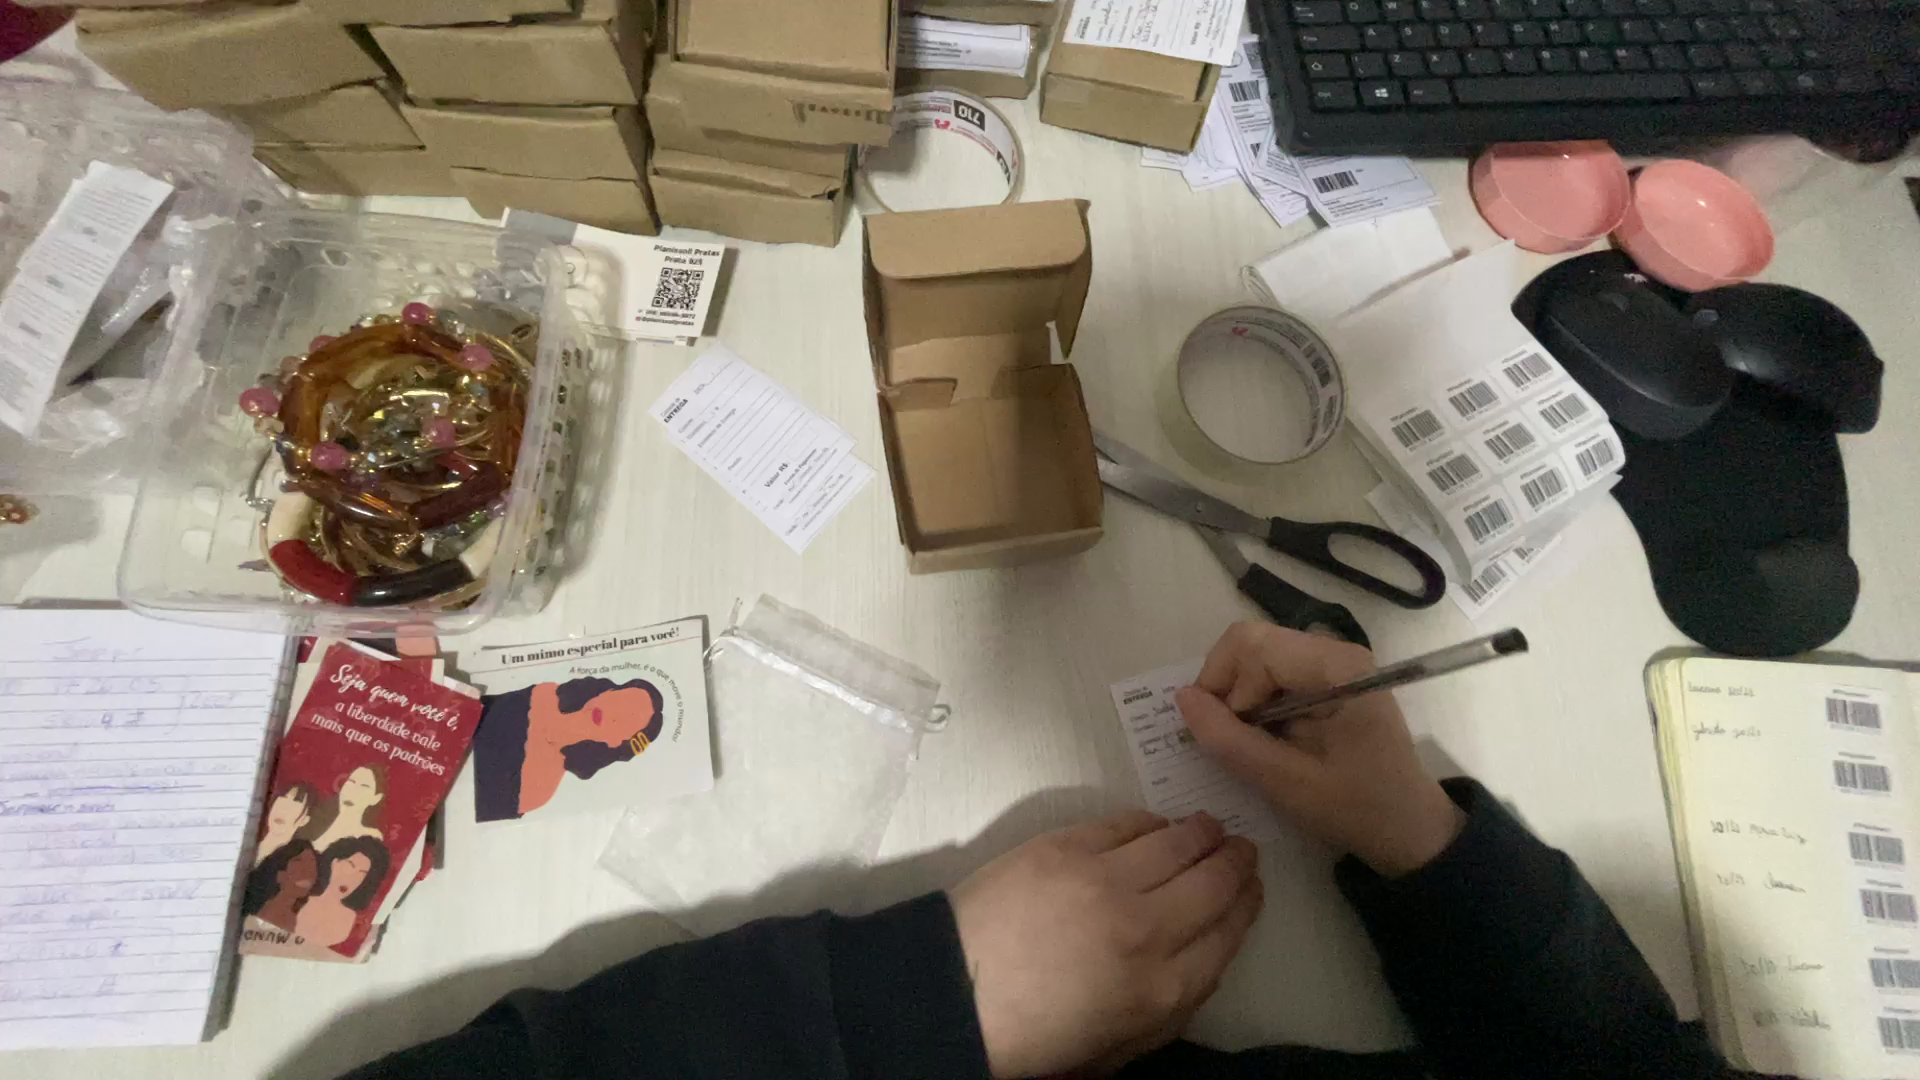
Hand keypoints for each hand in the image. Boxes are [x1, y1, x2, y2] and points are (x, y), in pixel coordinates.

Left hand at [950, 811, 1262, 1077]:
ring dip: (1201, 831)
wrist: (958, 990)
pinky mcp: (1069, 844)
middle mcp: (1149, 927)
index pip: (1228, 933)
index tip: (1253, 885)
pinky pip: (1126, 822)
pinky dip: (1150, 820)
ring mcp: (1107, 878)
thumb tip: (1198, 957)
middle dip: (1235, 861)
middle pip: (1212, 882)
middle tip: (1242, 847)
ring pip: (1175, 842)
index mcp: (1165, 990)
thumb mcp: (1119, 1046)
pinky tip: (1157, 822)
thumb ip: (1170, 1005)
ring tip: (1210, 825)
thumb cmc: (1037, 1034)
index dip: (1247, 903)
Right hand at [1175, 623, 1464, 878]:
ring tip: (1249, 736)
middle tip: (1230, 732)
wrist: (1412, 832)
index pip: (1253, 646)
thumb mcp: (1287, 784)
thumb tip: (1181, 698)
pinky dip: (1249, 697)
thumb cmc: (1358, 809)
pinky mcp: (1321, 676)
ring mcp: (1328, 661)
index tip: (1231, 735)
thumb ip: (1230, 741)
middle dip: (1225, 685)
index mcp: (1338, 668)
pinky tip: (1263, 732)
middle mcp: (1333, 651)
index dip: (1226, 688)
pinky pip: (1265, 669)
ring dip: (1235, 692)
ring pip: (1251, 652)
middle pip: (1249, 641)